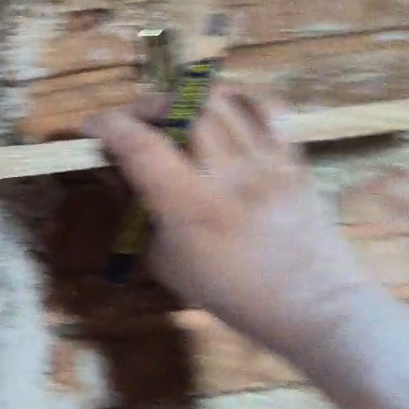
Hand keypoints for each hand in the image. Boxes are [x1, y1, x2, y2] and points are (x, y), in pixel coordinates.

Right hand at [82, 87, 378, 356]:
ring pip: (219, 101)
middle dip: (142, 106)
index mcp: (192, 206)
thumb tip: (111, 166)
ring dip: (182, 99)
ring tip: (167, 114)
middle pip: (180, 108)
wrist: (320, 310)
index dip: (106, 125)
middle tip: (128, 122)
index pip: (140, 144)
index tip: (88, 128)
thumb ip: (135, 208)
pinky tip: (216, 108)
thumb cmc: (232, 294)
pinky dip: (235, 98)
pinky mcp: (294, 160)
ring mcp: (268, 163)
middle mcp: (231, 175)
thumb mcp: (164, 260)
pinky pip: (267, 109)